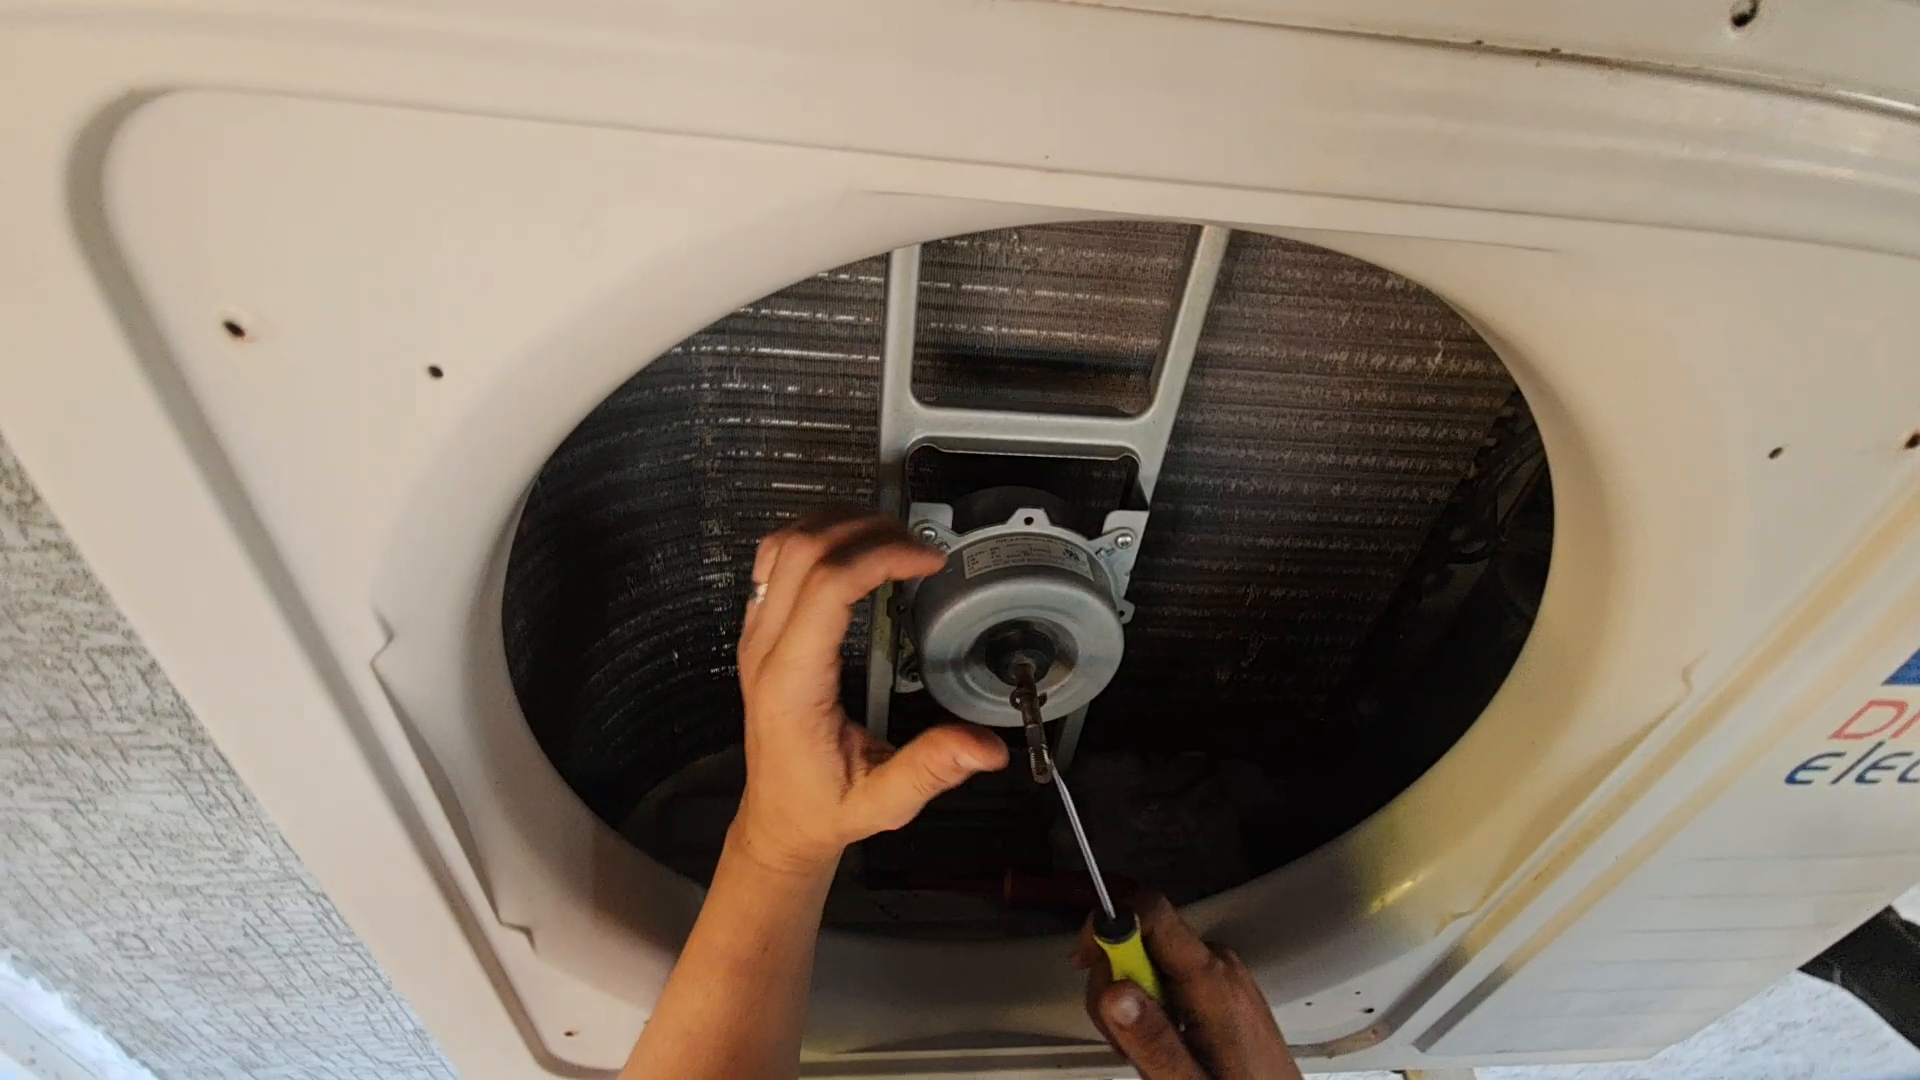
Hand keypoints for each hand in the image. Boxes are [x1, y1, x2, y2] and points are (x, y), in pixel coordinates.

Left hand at [731, 512, 1009, 876]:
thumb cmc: (823, 808)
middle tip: (918, 544)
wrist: (776, 821)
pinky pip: (774, 563)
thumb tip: (988, 748)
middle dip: (866, 531)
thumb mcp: (882, 801)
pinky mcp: (758, 632)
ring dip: (837, 525)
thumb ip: (930, 770)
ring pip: (782, 547)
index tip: (929, 560)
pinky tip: (850, 545)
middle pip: (803, 552)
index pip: (828, 588)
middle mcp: (765, 649)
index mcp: (793, 683)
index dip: (881, 558)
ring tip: (890, 534)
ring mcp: (754, 636)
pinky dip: (813, 538)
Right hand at [1075, 894, 1303, 1079]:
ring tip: (1146, 1053)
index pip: (1151, 911)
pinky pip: (1167, 973)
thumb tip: (1113, 990)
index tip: (1085, 963)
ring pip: (1149, 956)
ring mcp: (1221, 972)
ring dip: (1130, 997)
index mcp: (1211, 979)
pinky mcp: (1219, 986)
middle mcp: (1217, 962)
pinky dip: (1150, 1002)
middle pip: (1141, 935)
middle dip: (1114, 979)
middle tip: (1118, 1039)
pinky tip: (1162, 1044)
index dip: (1108, 924)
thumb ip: (1153, 1043)